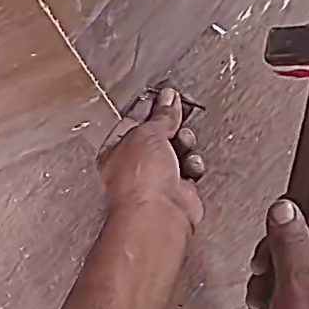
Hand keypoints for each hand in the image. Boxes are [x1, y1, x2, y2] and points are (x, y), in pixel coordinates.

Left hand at [98, 86, 204, 226]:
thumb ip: (160, 115)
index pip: (132, 121)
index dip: (149, 106)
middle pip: (157, 135)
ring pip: (176, 150)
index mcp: (115, 150)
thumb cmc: (140, 178)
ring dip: (184, 145)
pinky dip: (192, 166)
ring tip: (183, 145)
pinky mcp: (177, 191)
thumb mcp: (147, 133)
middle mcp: (133, 166)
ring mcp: (155, 179)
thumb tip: (168, 98)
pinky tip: (190, 168)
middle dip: (171, 126)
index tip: (166, 95)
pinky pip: (189, 169)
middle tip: (178, 119)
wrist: (158, 214)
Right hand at [244, 199, 308, 308]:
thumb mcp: (296, 284)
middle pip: (306, 238)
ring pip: (299, 265)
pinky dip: (280, 298)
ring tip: (257, 304)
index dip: (292, 222)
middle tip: (258, 279)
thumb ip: (289, 242)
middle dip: (273, 258)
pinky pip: (302, 288)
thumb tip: (284, 206)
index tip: (271, 245)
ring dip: (271, 281)